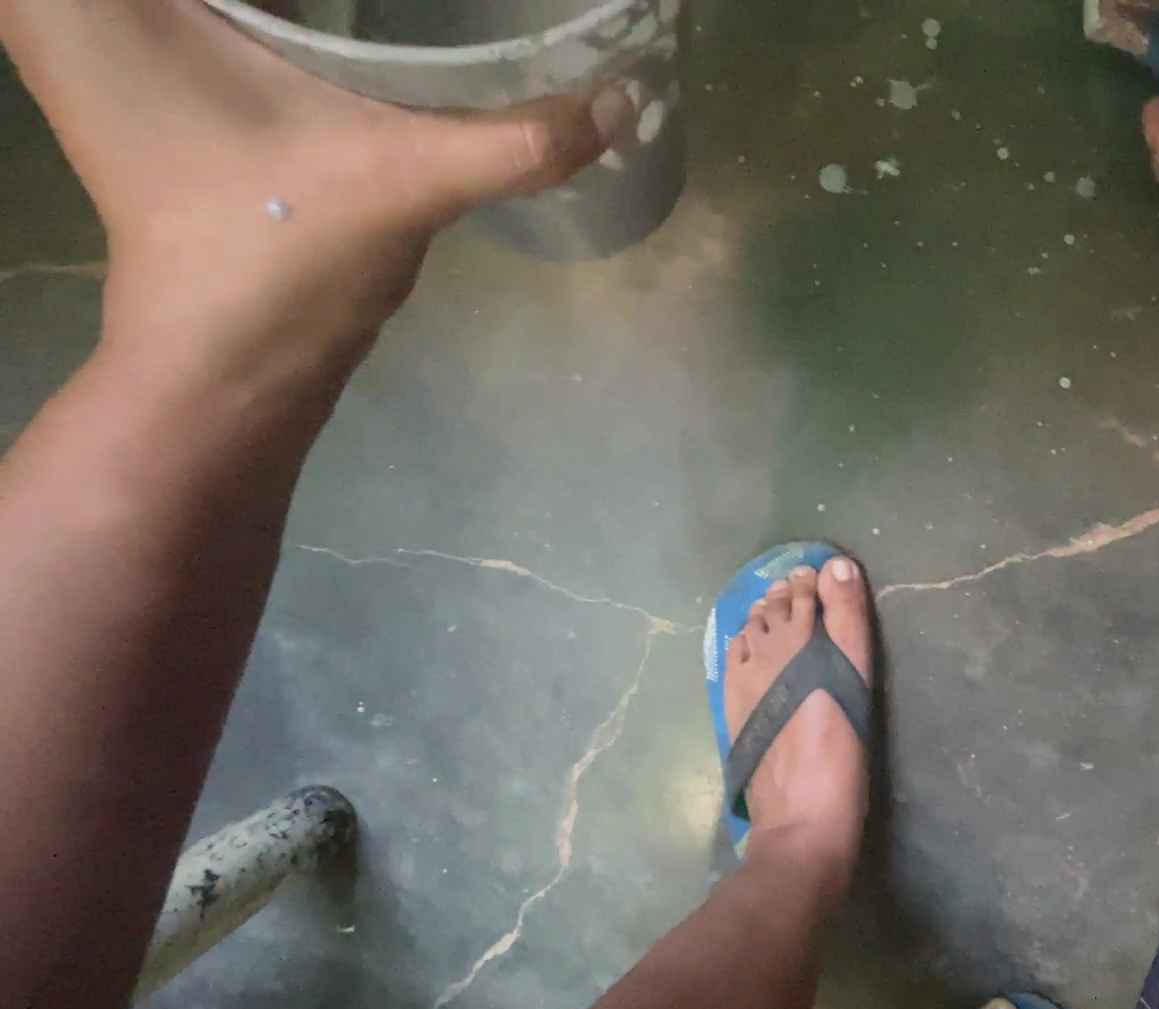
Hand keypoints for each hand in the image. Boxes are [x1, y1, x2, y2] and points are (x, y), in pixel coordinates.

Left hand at [0, 0, 630, 367]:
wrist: (236, 366)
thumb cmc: (285, 257)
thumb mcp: (412, 179)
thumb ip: (519, 140)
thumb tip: (621, 103)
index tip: (415, 6)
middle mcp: (82, 1)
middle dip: (336, 3)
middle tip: (431, 11)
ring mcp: (116, 48)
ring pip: (242, 9)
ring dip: (326, 13)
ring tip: (412, 16)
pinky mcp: (164, 94)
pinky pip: (237, 30)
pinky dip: (305, 32)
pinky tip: (369, 45)